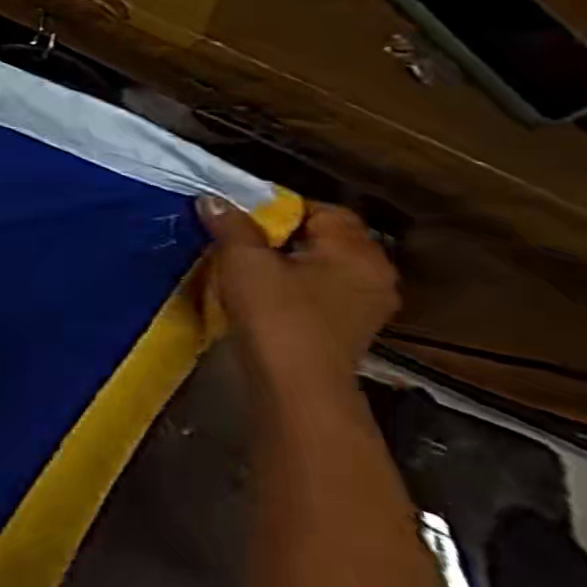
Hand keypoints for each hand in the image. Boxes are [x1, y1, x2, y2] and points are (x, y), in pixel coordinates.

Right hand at [197, 196, 400, 393]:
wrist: (294, 387)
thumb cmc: (277, 314)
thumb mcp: (244, 259)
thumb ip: (231, 224)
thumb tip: (212, 199)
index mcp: (359, 252)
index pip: (323, 210)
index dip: (281, 206)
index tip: (243, 213)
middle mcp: (374, 276)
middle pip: (324, 238)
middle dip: (282, 233)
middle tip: (240, 234)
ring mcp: (365, 307)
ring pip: (320, 267)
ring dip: (285, 261)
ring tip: (244, 262)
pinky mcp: (347, 330)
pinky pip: (318, 292)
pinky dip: (292, 286)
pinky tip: (260, 291)